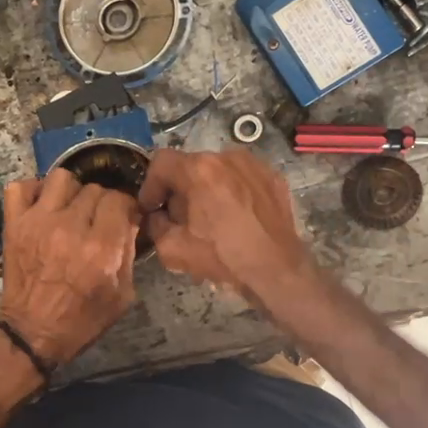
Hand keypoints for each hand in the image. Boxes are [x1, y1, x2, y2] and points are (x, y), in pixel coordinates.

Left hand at [0, 166, 140, 363]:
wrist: (32, 333)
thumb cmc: (82, 319)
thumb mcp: (122, 294)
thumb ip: (129, 252)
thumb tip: (130, 221)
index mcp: (101, 248)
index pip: (120, 200)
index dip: (125, 208)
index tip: (123, 219)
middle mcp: (69, 228)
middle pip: (94, 189)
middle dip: (101, 203)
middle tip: (96, 222)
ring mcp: (37, 222)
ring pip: (61, 178)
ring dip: (71, 192)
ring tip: (70, 211)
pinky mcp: (13, 224)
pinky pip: (20, 187)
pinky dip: (33, 191)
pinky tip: (43, 207)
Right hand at [138, 148, 316, 303]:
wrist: (276, 270)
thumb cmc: (222, 257)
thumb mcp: (172, 248)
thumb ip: (155, 225)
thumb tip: (158, 216)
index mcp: (199, 170)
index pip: (161, 162)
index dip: (150, 185)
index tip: (152, 207)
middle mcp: (226, 157)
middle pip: (191, 165)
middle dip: (179, 188)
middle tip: (180, 216)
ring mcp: (254, 165)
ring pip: (218, 169)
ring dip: (206, 188)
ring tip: (210, 216)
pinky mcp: (273, 177)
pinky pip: (242, 178)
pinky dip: (232, 191)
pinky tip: (236, 216)